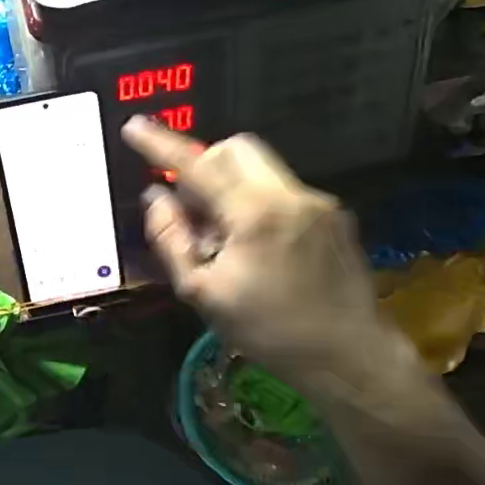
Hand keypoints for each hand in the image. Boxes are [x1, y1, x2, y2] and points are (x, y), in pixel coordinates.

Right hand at [122, 117, 387, 377]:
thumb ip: (171, 238)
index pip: (198, 164)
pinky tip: (256, 246)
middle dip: (203, 162)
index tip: (135, 127)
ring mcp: (318, 203)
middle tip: (189, 203)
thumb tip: (155, 197)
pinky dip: (257, 202)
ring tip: (223, 235)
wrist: (348, 358)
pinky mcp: (335, 217)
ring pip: (260, 168)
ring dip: (230, 185)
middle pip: (236, 148)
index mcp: (255, 214)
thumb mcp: (201, 293)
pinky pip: (283, 191)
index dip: (161, 144)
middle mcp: (291, 196)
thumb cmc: (266, 330)